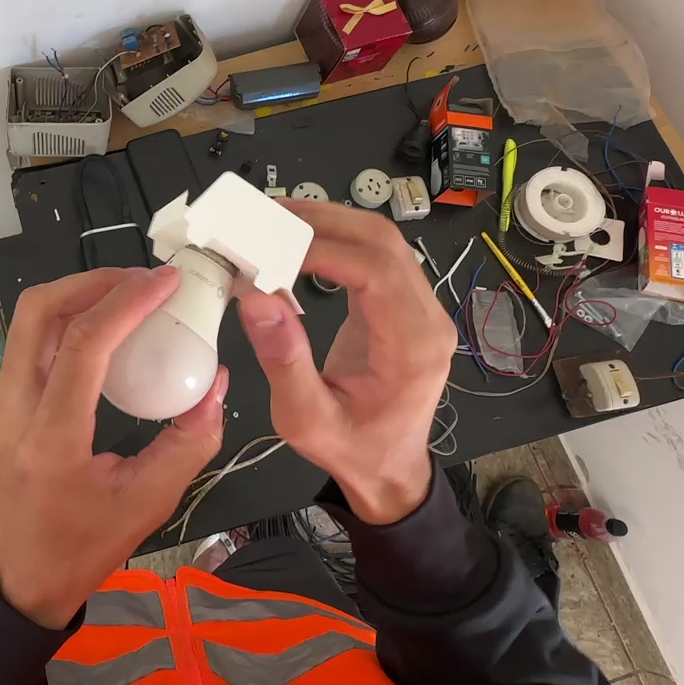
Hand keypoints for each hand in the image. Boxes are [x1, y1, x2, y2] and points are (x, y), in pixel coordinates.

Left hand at [0, 266, 228, 627]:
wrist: (16, 581)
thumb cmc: (83, 548)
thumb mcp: (149, 503)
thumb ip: (189, 441)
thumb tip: (216, 383)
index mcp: (50, 438)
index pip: (82, 345)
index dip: (126, 302)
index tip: (166, 280)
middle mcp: (12, 408)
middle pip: (38, 311)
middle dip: (92, 281)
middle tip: (141, 279)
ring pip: (27, 320)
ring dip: (76, 295)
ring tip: (126, 295)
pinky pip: (28, 341)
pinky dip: (64, 320)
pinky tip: (102, 330)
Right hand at [236, 202, 453, 524]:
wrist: (389, 469)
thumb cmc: (351, 449)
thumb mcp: (305, 419)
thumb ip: (283, 360)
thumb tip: (256, 296)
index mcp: (412, 347)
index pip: (375, 271)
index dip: (322, 249)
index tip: (268, 246)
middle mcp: (426, 318)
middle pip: (383, 242)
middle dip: (323, 219)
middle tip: (264, 215)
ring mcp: (420, 307)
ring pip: (381, 240)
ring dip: (329, 221)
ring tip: (275, 218)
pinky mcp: (403, 304)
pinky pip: (375, 255)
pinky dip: (336, 238)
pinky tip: (298, 240)